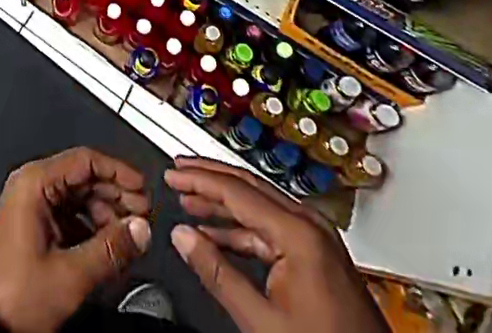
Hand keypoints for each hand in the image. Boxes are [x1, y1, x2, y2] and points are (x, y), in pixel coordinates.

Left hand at [0, 147, 153, 332]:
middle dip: (116, 197)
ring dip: (107, 216)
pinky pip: (71, 217)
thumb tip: (141, 230)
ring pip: (81, 199)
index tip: (141, 189)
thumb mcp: (70, 274)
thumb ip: (111, 248)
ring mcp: (32, 207)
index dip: (119, 172)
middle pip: (85, 178)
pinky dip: (92, 230)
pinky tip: (109, 250)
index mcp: (34, 184)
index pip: (86, 160)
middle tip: (140, 217)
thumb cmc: (11, 296)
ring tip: (127, 238)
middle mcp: (32, 188)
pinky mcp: (34, 227)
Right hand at [164, 157, 386, 332]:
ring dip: (224, 203)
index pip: (237, 190)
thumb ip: (218, 274)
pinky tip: (219, 234)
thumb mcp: (261, 319)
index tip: (174, 173)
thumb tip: (185, 239)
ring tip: (190, 200)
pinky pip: (272, 227)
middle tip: (179, 172)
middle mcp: (310, 225)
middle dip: (210, 178)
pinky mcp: (317, 253)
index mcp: (298, 232)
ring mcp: (316, 237)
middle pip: (250, 187)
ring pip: (260, 205)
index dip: (200, 179)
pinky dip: (242, 227)